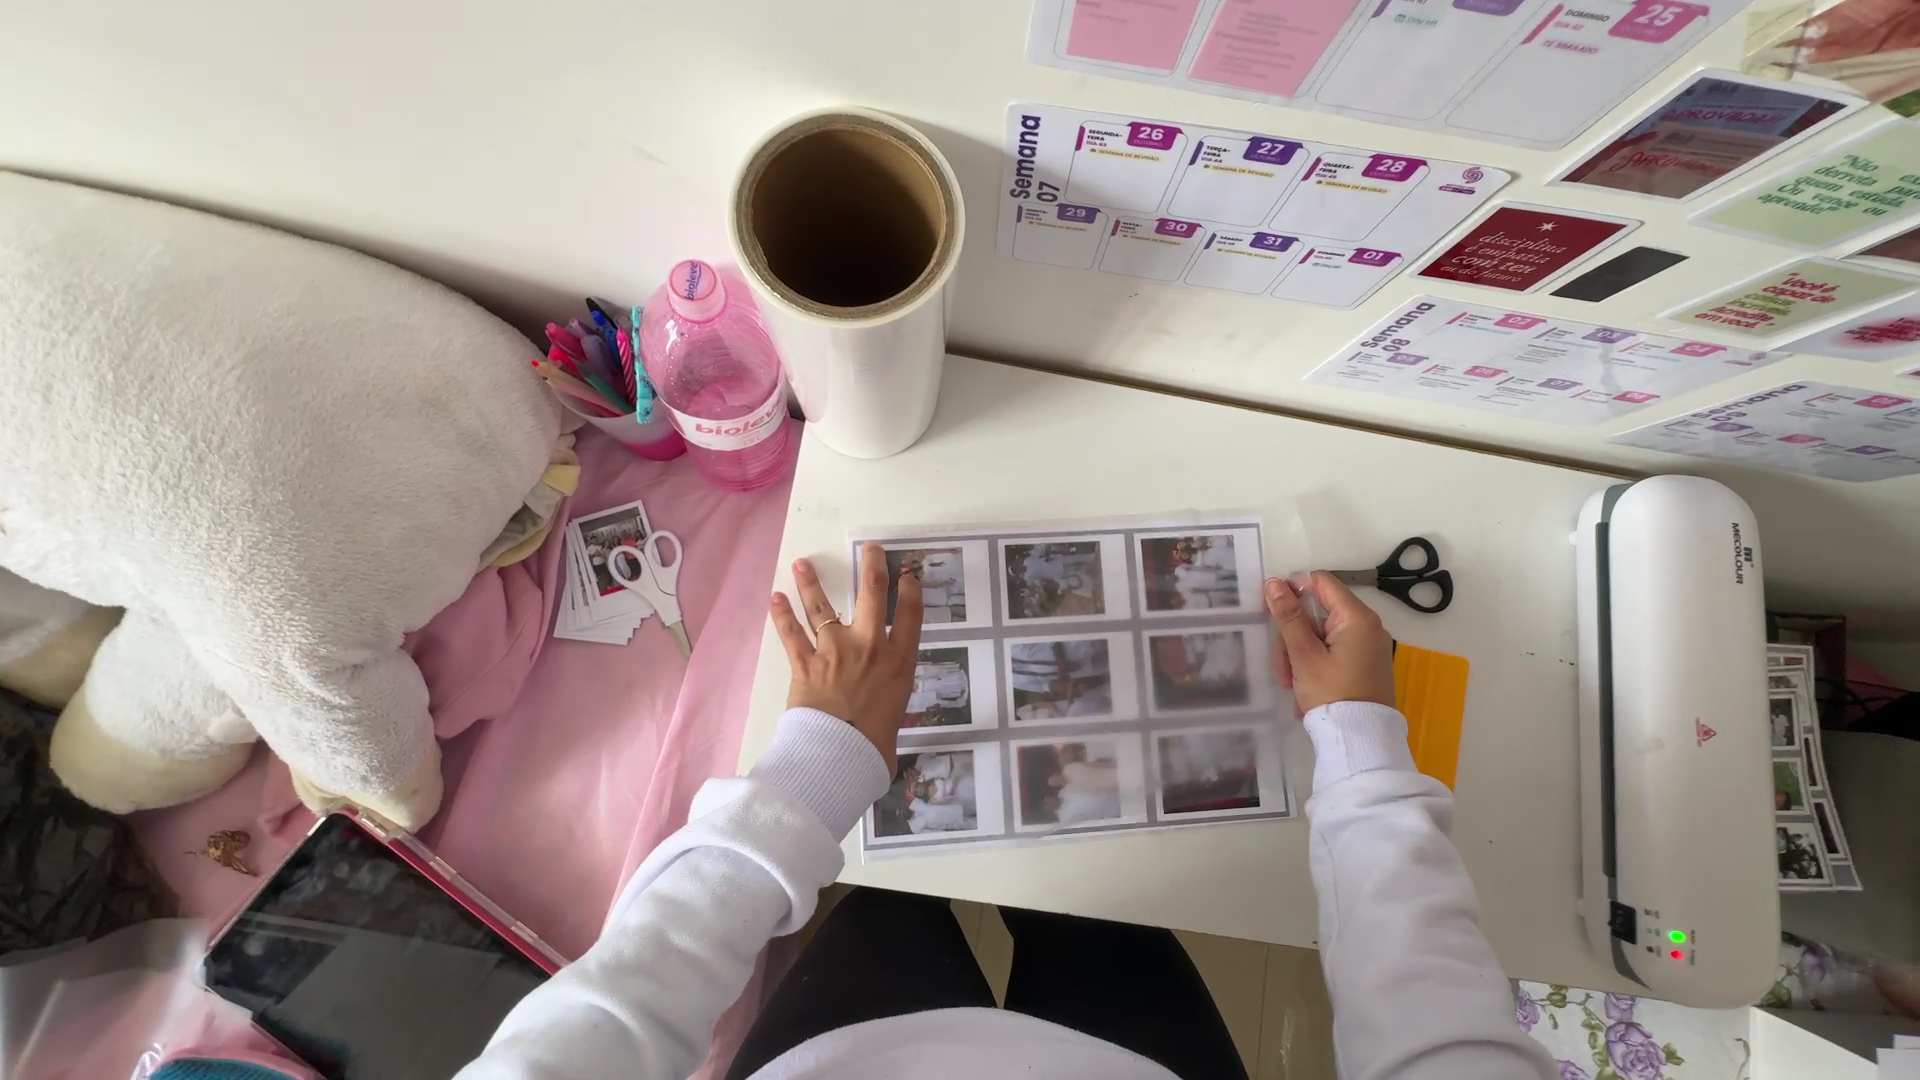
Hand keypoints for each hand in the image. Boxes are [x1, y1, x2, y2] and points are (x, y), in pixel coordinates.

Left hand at [770, 542, 922, 772]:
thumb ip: (886, 715)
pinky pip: (791, 635)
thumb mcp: (894, 724)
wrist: (837, 755)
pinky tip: (775, 597)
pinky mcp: (805, 663)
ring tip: (802, 564)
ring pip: (823, 608)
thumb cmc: (874, 748)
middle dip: (872, 567)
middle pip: (872, 596)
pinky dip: (781, 616)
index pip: (911, 616)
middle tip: (870, 548)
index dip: (910, 591)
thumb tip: (881, 740)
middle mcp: (870, 647)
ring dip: (811, 584)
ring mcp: (835, 651)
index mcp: (899, 662)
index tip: (908, 574)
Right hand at [1264, 571, 1394, 714]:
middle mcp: (1366, 626)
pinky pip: (1331, 650)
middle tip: (1280, 663)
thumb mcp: (1303, 654)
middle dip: (1292, 634)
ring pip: (1320, 634)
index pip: (1321, 582)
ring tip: (1288, 681)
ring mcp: (1366, 645)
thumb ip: (1288, 616)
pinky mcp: (1363, 662)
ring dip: (1298, 653)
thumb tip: (1274, 582)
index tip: (1272, 611)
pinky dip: (1313, 662)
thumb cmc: (1331, 693)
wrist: (1360, 739)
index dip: (1293, 590)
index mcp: (1356, 618)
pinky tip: (1302, 685)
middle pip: (1317, 612)